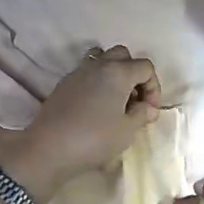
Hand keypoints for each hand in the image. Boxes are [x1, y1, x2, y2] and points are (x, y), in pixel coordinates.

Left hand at [0, 46, 160, 203]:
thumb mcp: (127, 130)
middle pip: (123, 55)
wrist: (49, 148)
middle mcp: (98, 64)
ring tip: (115, 100)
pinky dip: (97, 82)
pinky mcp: (64, 83)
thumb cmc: (94, 139)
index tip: (150, 111)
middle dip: (134, 74)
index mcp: (118, 72)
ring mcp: (78, 71)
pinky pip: (87, 72)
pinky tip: (95, 107)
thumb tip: (149, 107)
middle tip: (134, 100)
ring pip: (102, 59)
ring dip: (113, 73)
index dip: (154, 87)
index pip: (145, 67)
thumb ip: (142, 114)